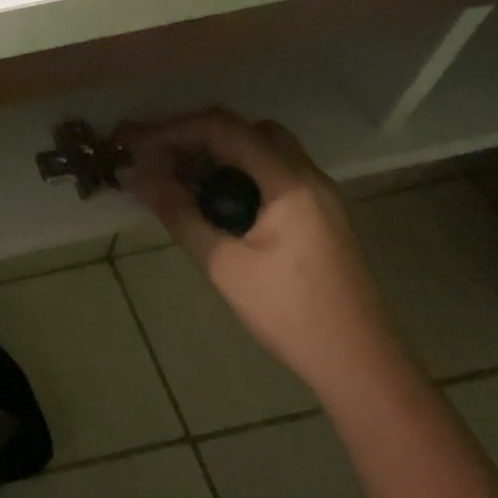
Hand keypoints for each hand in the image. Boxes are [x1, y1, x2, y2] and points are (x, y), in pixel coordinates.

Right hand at [117, 110, 407, 396]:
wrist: (362, 368)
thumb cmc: (290, 316)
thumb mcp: (224, 265)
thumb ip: (179, 214)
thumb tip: (135, 176)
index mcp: (289, 183)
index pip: (223, 129)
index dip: (174, 131)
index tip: (136, 148)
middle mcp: (309, 177)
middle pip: (245, 131)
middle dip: (194, 137)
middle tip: (155, 157)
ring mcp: (320, 196)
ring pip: (261, 150)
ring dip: (216, 155)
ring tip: (175, 179)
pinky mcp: (320, 215)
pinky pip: (273, 174)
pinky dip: (237, 174)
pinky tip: (212, 202)